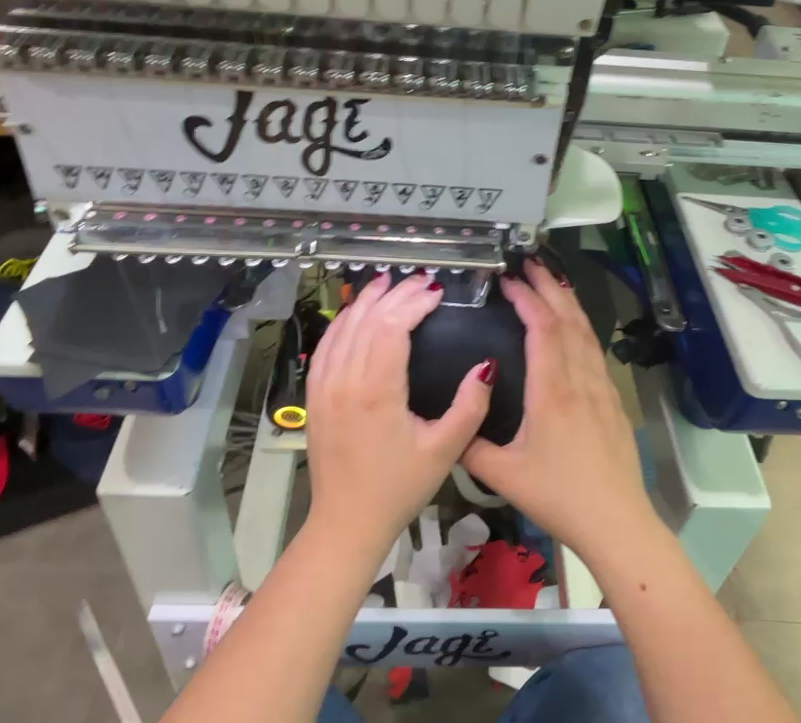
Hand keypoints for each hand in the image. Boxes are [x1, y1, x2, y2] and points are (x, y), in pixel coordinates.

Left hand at [304, 272, 494, 558]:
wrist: (348, 520)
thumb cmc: (399, 488)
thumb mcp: (445, 450)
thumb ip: (469, 406)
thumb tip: (486, 366)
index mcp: (377, 392)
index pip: (392, 327)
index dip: (415, 303)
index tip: (437, 291)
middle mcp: (345, 381)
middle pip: (368, 321)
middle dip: (395, 296)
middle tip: (421, 281)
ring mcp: (324, 387)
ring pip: (343, 329)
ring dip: (366, 303)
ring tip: (388, 284)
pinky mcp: (315, 396)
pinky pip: (325, 347)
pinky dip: (342, 323)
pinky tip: (355, 314)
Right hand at [461, 260, 659, 562]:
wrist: (617, 520)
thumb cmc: (559, 496)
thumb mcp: (504, 475)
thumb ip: (470, 444)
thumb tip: (447, 420)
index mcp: (553, 392)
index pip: (543, 329)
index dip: (527, 298)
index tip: (508, 280)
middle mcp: (580, 381)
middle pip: (569, 320)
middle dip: (549, 287)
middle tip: (530, 263)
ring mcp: (602, 389)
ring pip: (586, 333)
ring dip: (568, 303)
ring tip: (551, 282)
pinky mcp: (613, 402)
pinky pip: (595, 351)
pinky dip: (582, 327)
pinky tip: (574, 329)